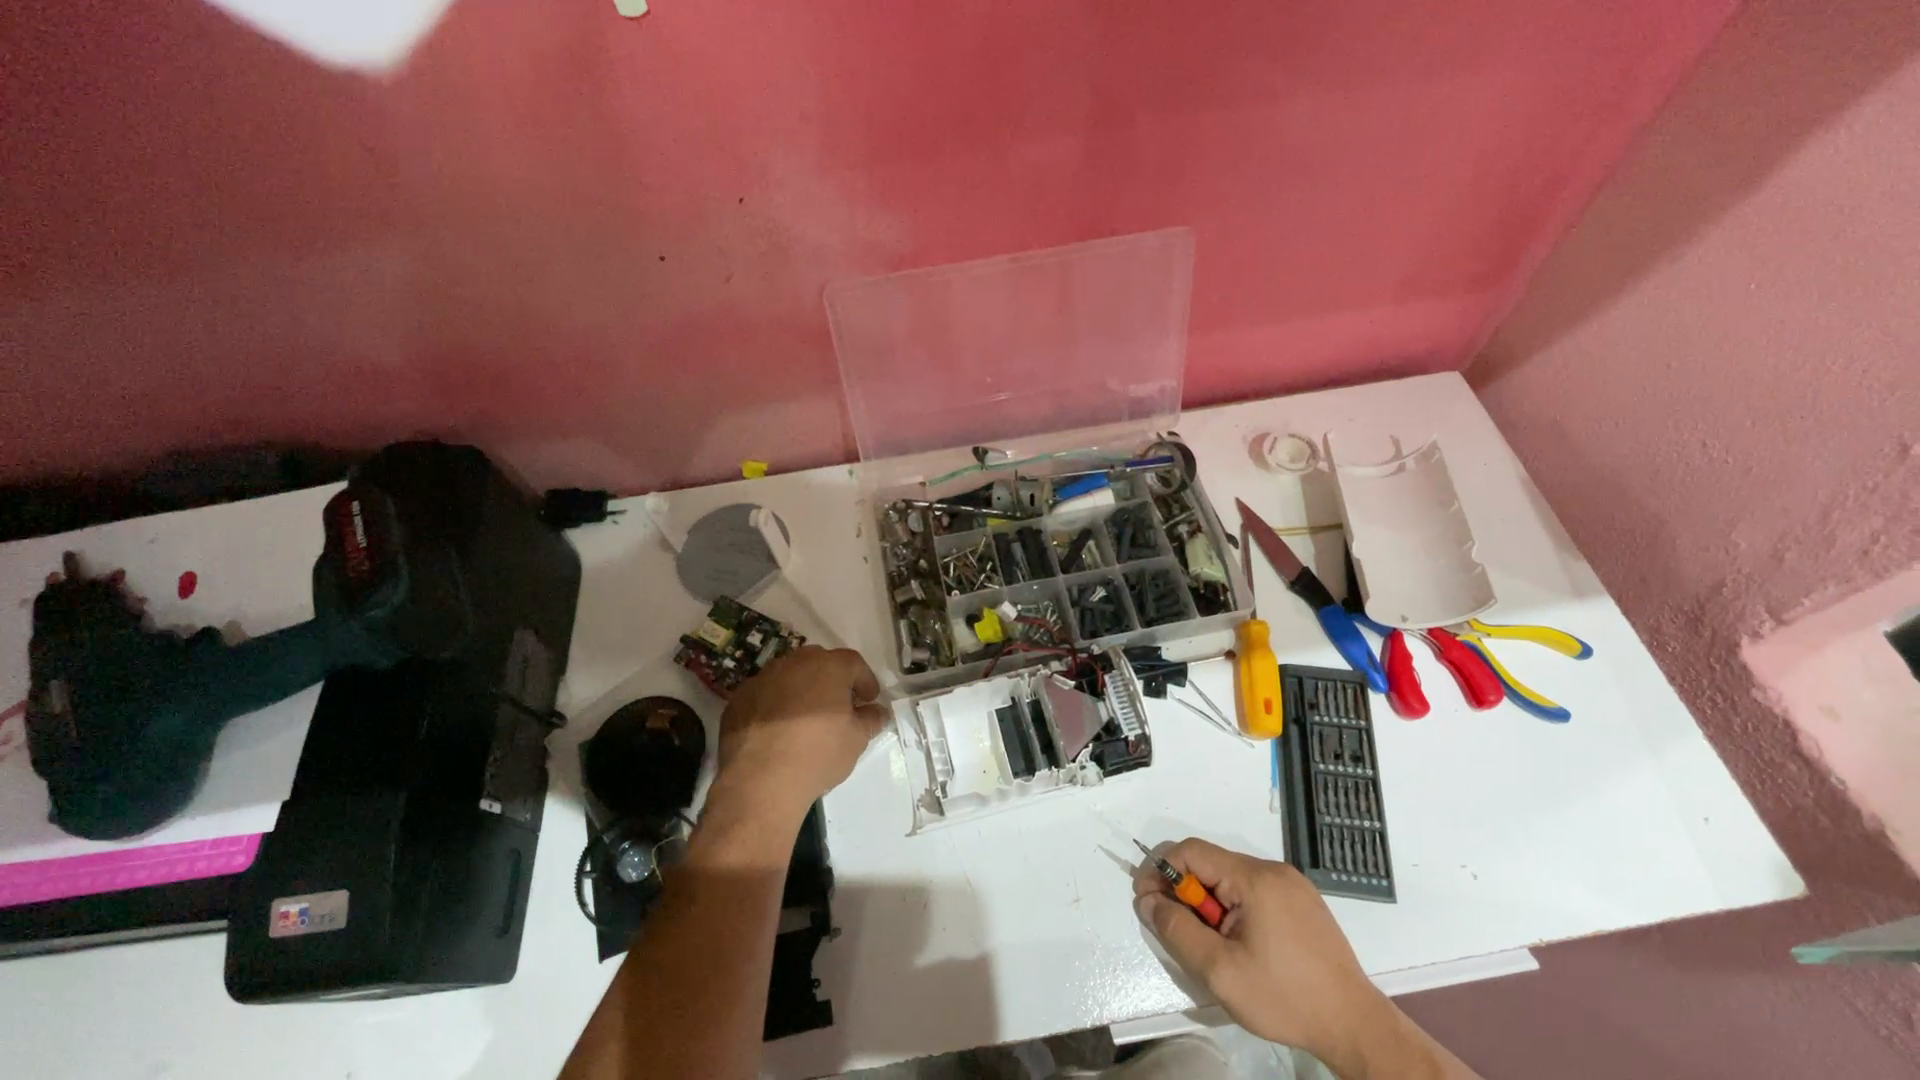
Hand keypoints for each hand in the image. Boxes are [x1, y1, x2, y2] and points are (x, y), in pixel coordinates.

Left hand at [714, 646, 888, 817]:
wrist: (760, 780)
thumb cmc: (817, 754)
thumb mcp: (856, 740)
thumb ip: (870, 720)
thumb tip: (877, 711)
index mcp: (828, 667)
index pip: (854, 663)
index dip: (864, 680)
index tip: (868, 700)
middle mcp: (794, 663)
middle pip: (819, 663)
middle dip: (831, 680)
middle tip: (838, 705)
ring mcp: (762, 678)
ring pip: (789, 676)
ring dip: (801, 690)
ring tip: (806, 718)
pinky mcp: (739, 699)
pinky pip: (765, 694)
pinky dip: (775, 705)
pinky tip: (778, 731)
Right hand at [1134, 838, 1394, 1063]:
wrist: (1353, 1025)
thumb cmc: (1284, 997)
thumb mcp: (1219, 970)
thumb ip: (1177, 930)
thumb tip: (1148, 901)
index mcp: (1255, 878)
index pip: (1191, 851)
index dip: (1161, 872)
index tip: (1147, 903)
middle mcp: (1274, 871)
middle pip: (1211, 864)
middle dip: (1185, 893)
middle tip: (1177, 932)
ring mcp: (1292, 886)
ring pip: (1231, 880)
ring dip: (1208, 905)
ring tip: (1211, 946)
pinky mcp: (1302, 904)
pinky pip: (1253, 893)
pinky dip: (1233, 910)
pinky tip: (1238, 945)